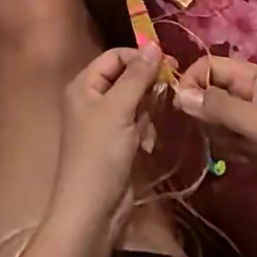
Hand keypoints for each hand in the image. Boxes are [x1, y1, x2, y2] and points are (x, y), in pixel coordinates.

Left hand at [49, 47, 163, 233]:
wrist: (92, 212)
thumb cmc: (100, 155)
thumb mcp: (119, 110)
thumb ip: (137, 76)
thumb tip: (155, 44)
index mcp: (84, 85)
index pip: (116, 56)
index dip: (141, 57)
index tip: (169, 64)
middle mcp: (92, 99)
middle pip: (126, 76)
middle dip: (148, 84)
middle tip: (171, 90)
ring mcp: (105, 122)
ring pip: (136, 100)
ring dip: (149, 109)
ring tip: (152, 125)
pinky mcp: (118, 142)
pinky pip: (137, 123)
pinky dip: (146, 129)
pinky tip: (148, 144)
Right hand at [174, 57, 256, 206]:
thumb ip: (220, 110)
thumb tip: (179, 95)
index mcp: (252, 77)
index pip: (208, 66)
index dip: (191, 81)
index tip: (179, 107)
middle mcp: (246, 93)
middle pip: (206, 92)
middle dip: (201, 111)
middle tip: (209, 133)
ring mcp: (247, 120)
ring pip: (212, 118)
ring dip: (213, 134)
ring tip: (233, 148)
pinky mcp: (248, 144)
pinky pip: (222, 139)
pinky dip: (223, 149)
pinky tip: (238, 160)